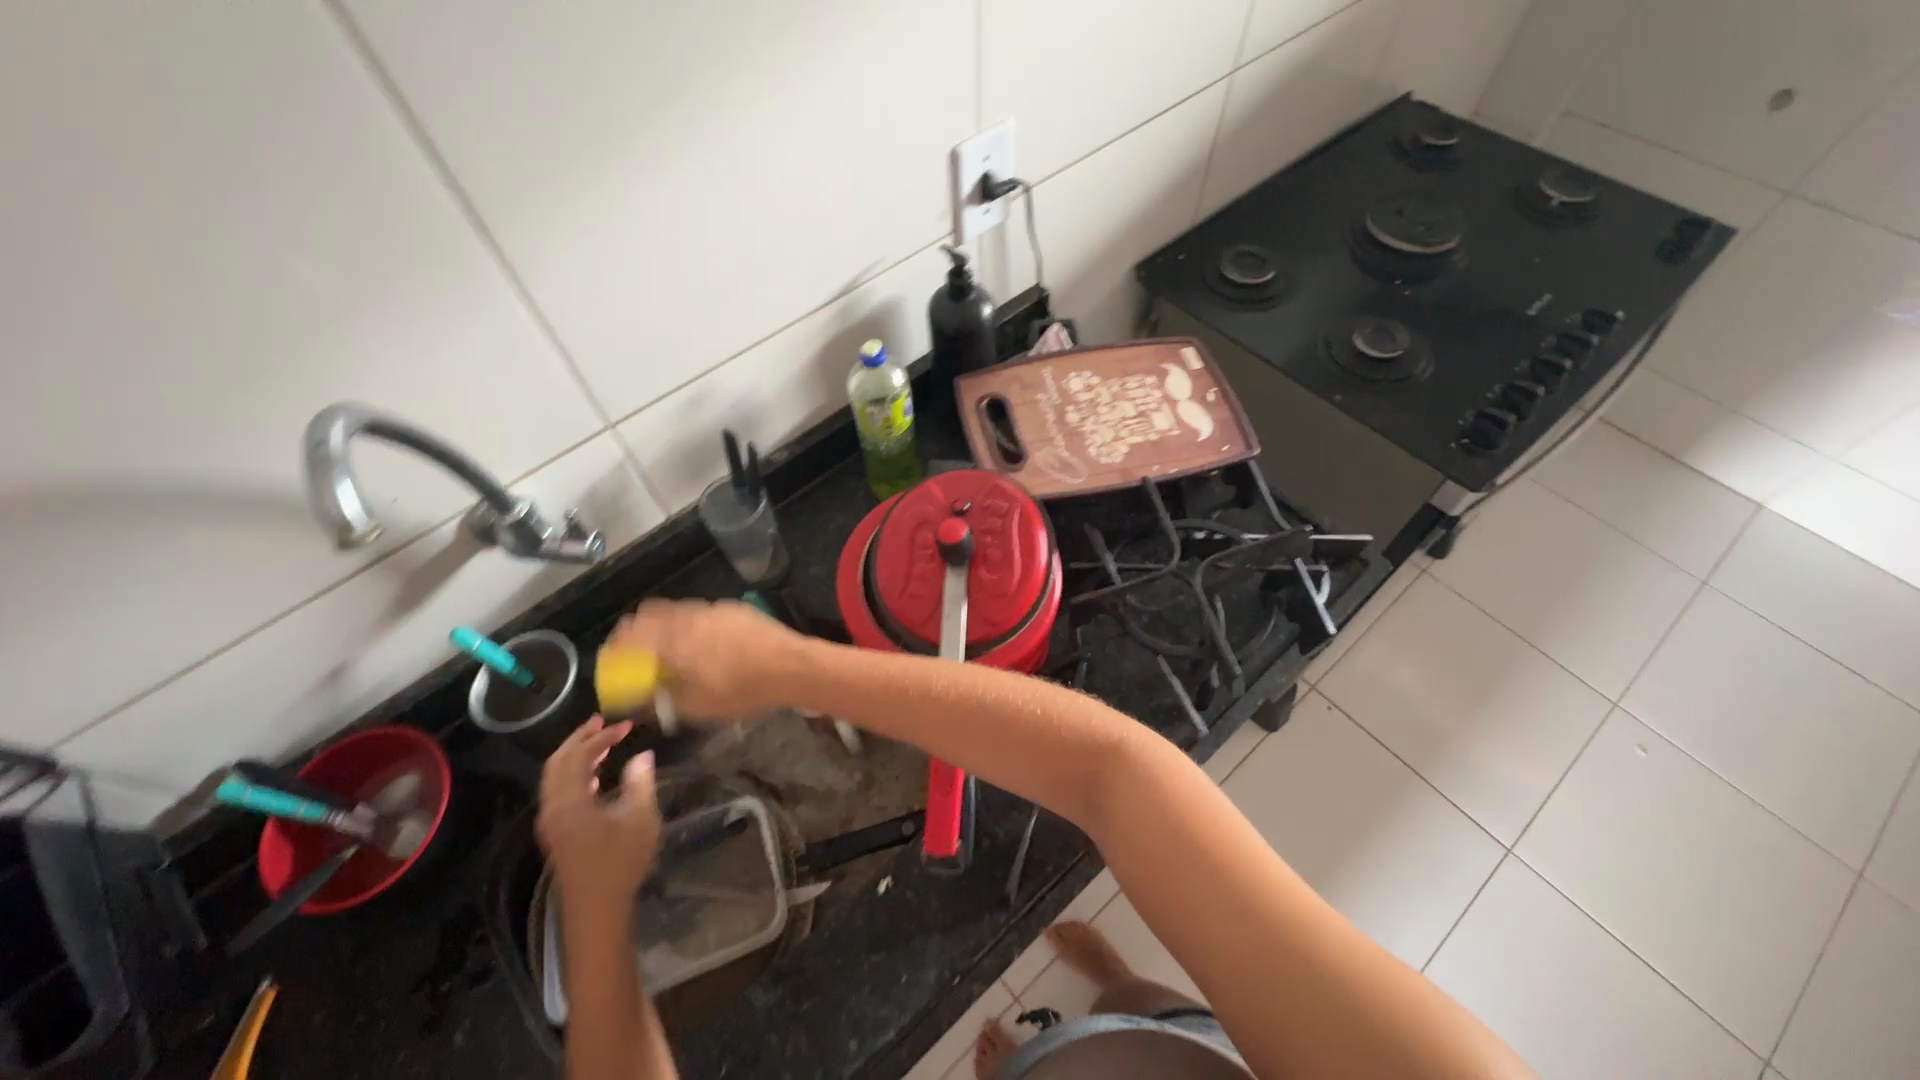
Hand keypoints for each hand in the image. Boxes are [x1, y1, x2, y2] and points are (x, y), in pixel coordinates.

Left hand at [537, 716, 659, 913]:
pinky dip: (573, 774)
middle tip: (601, 722)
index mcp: (570, 801)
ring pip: (555, 777)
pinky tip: (593, 776)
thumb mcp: (640, 820)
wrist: (596, 909)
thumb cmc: (620, 864)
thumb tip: (643, 756)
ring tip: (599, 743)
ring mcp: (551, 821)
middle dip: (579, 739)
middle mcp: (552, 807)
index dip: (601, 737)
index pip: (579, 756)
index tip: (626, 726)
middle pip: (558, 762)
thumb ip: (640, 784)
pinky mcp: (556, 833)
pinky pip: (558, 791)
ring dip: (575, 756)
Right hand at [603, 599, 812, 719]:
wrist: (794, 666)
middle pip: (651, 615)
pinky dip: (692, 626)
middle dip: (639, 631)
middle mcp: (688, 617)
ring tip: (672, 650)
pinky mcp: (736, 609)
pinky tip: (706, 645)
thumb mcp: (695, 706)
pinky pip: (703, 614)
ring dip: (667, 627)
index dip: (616, 645)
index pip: (629, 633)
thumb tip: (639, 698)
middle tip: (638, 651)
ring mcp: (714, 609)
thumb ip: (661, 699)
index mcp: (672, 639)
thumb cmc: (742, 690)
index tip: (612, 656)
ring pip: (678, 612)